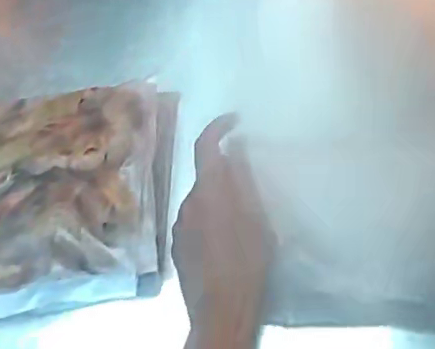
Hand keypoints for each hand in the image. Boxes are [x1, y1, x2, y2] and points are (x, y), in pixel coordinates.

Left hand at [175, 115, 269, 348]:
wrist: (223, 313)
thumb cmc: (247, 260)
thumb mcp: (256, 213)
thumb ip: (243, 176)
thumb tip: (235, 144)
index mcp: (208, 188)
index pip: (205, 144)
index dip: (218, 126)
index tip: (235, 121)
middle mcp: (188, 202)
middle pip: (207, 174)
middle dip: (226, 173)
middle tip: (251, 185)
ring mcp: (180, 228)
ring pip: (202, 199)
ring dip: (219, 200)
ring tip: (243, 219)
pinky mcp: (178, 250)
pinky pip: (196, 221)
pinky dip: (211, 221)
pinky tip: (227, 241)